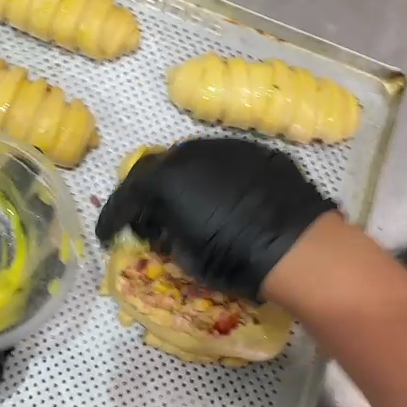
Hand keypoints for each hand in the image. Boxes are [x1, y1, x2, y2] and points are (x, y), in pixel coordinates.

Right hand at [95, 137, 336, 297]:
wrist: (298, 247)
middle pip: (156, 168)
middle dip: (144, 195)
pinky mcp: (257, 152)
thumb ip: (166, 235)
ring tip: (182, 209)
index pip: (127, 195)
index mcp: (166, 178)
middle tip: (144, 220)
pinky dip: (211, 181)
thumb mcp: (186, 256)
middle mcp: (191, 153)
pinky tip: (218, 202)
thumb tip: (163, 230)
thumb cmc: (234, 258)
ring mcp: (226, 148)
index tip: (107, 236)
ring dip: (179, 183)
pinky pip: (222, 163)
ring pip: (190, 161)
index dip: (114, 216)